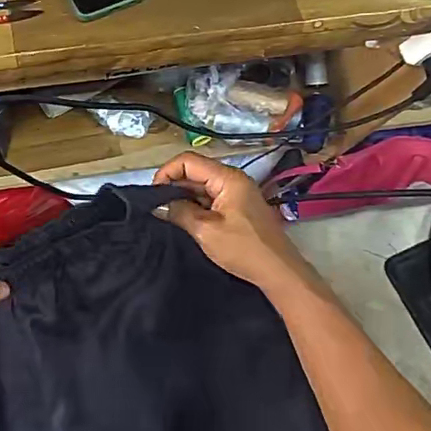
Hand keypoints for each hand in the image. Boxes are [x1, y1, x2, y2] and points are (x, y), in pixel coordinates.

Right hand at [154, 152, 315, 291]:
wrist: (278, 270)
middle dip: (173, 187)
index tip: (152, 195)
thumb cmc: (244, 249)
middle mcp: (234, 180)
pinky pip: (212, 200)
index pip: (189, 161)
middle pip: (196, 172)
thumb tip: (158, 205)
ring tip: (166, 216)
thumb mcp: (206, 230)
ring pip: (203, 187)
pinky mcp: (239, 208)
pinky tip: (184, 221)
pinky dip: (197, 207)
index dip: (167, 173)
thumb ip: (180, 212)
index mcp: (228, 178)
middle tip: (155, 208)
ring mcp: (238, 194)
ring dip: (184, 198)